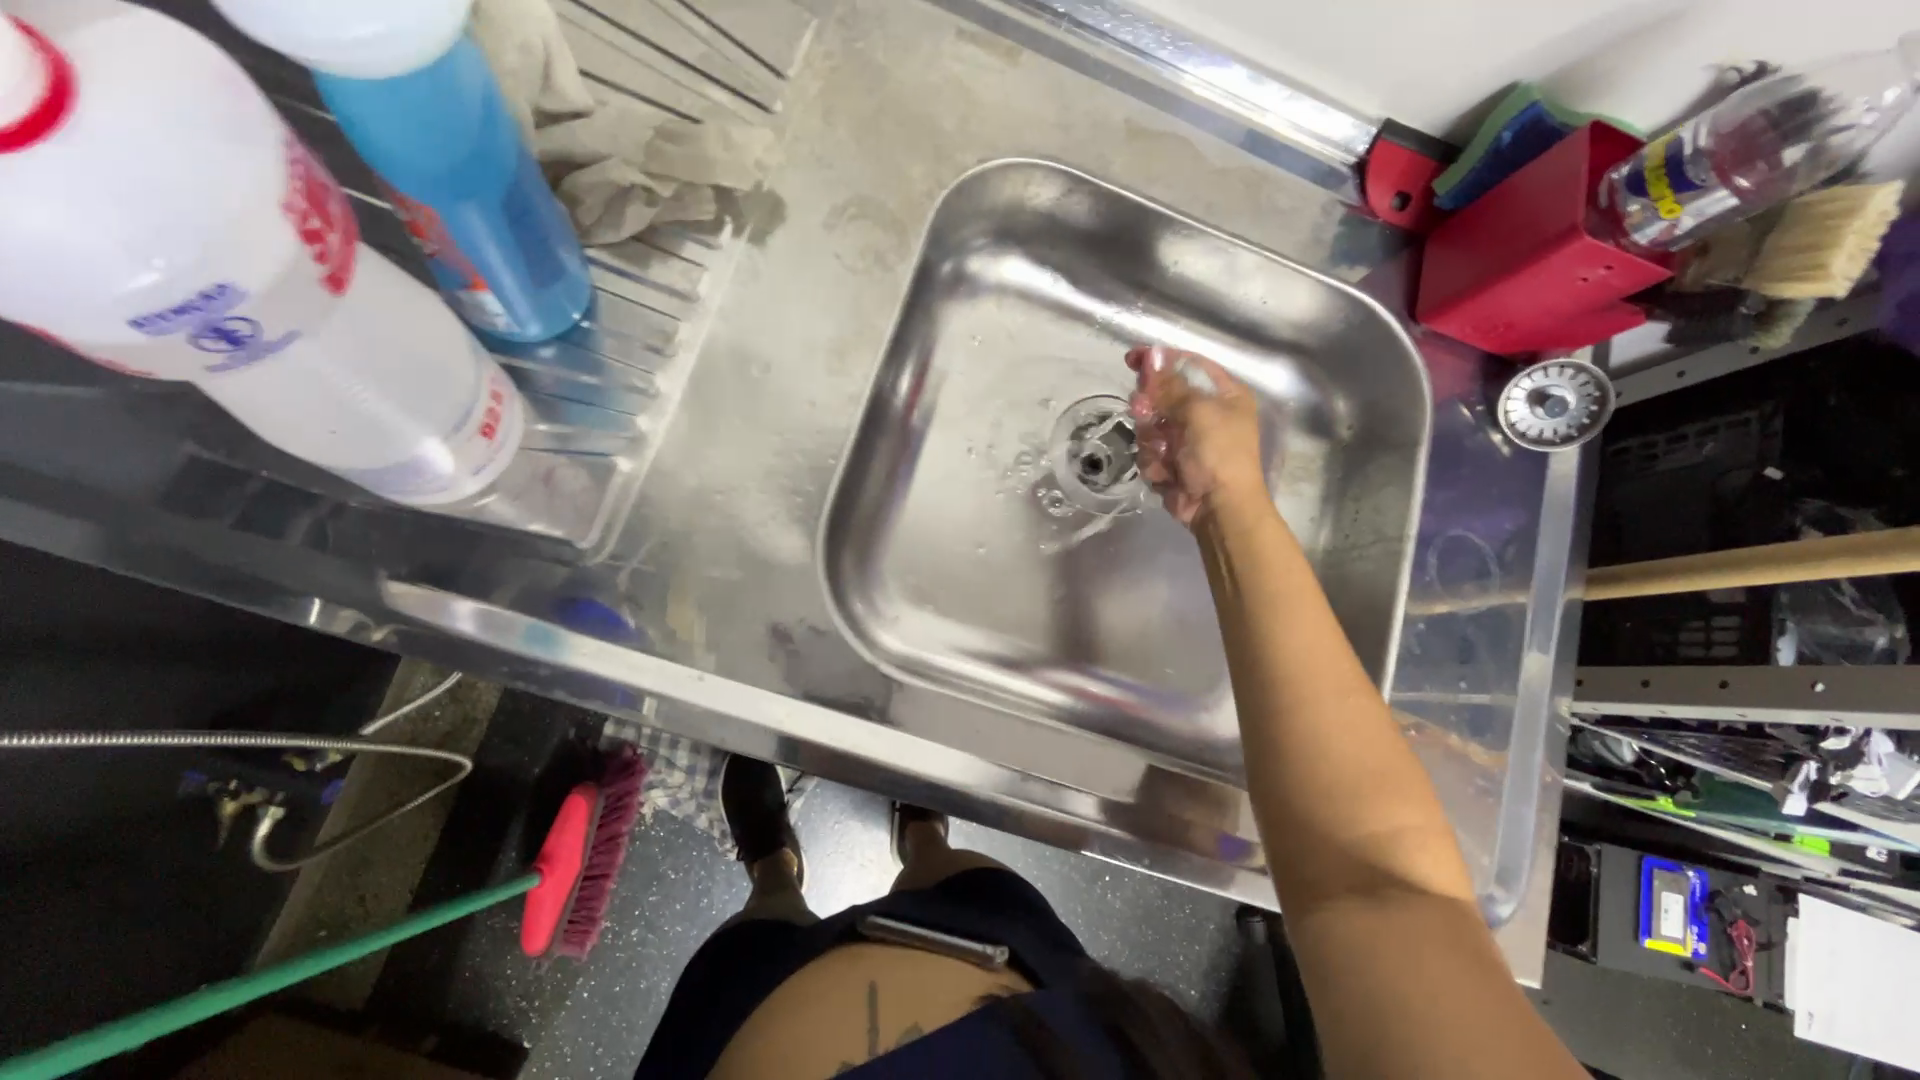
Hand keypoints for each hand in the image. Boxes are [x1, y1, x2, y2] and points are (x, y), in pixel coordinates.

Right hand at [1126, 346, 1265, 526]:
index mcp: (1224, 394)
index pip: (1188, 365)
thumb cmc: (1218, 453)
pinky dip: (1154, 461)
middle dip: (1150, 406)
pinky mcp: (1171, 462)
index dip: (1161, 360)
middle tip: (1143, 411)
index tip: (1133, 359)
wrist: (1219, 507)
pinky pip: (1149, 451)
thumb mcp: (1198, 411)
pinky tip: (1166, 472)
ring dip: (1151, 438)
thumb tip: (1151, 356)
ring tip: (1162, 452)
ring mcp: (1187, 439)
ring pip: (1150, 425)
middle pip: (1163, 395)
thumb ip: (1171, 384)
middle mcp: (1206, 413)